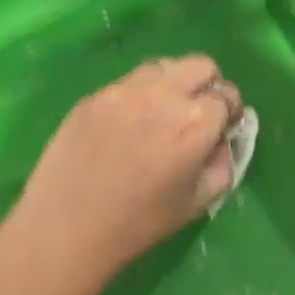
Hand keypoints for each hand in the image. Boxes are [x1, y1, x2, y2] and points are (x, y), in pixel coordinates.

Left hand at [8, 55, 241, 273]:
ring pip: (164, 67)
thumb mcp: (200, 201)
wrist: (67, 228)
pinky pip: (128, 82)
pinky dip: (139, 96)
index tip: (220, 130)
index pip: (227, 97)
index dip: (228, 115)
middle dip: (207, 86)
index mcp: (196, 121)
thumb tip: (221, 140)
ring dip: (173, 84)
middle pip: (201, 66)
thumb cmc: (141, 222)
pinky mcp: (95, 95)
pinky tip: (126, 127)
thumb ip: (224, 163)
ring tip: (161, 116)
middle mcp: (164, 94)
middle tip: (197, 115)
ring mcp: (125, 90)